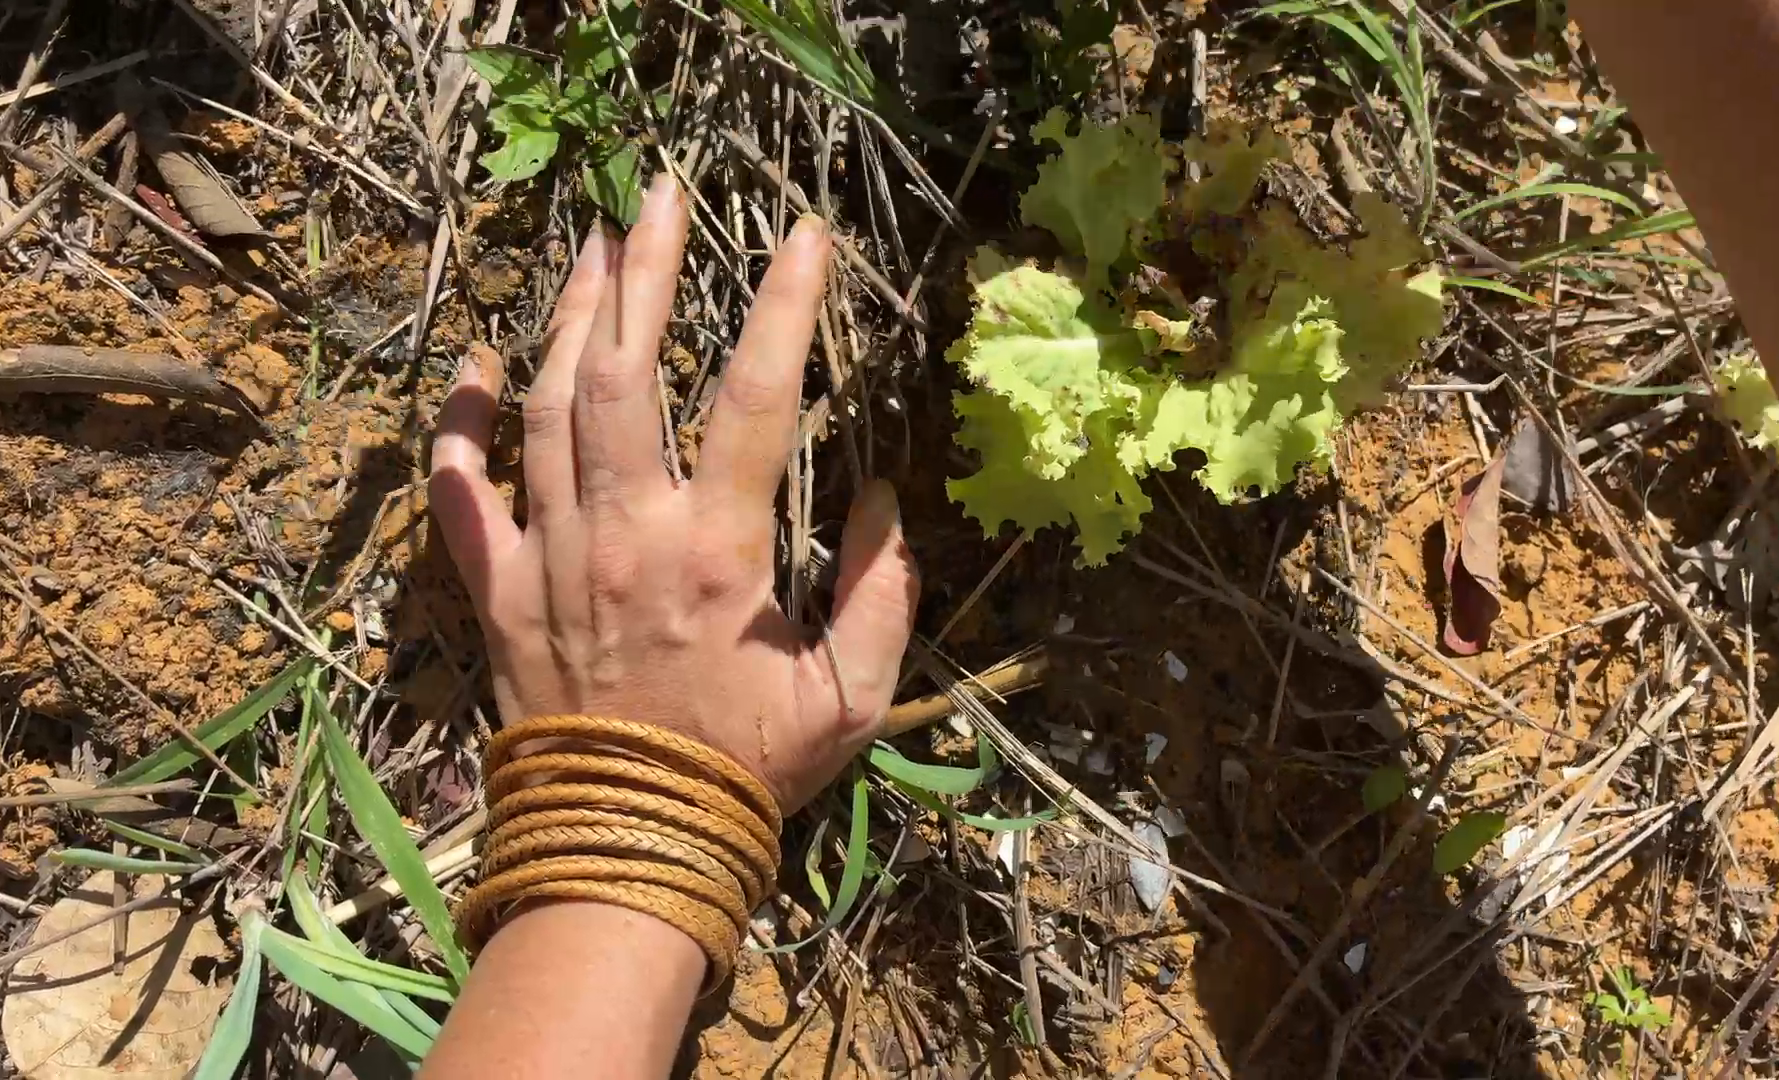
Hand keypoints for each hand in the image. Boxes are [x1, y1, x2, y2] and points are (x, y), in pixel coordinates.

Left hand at [428, 174, 918, 812]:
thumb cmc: (750, 770)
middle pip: (626, 374)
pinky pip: (467, 494)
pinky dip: (465, 425)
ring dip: (572, 318)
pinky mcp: (501, 593)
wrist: (631, 849)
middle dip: (649, 271)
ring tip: (594, 244)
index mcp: (720, 555)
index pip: (756, 401)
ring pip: (546, 410)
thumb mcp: (853, 697)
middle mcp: (628, 534)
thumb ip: (886, 594)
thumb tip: (889, 501)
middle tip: (663, 194)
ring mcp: (552, 558)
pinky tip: (475, 364)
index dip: (785, 308)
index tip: (804, 237)